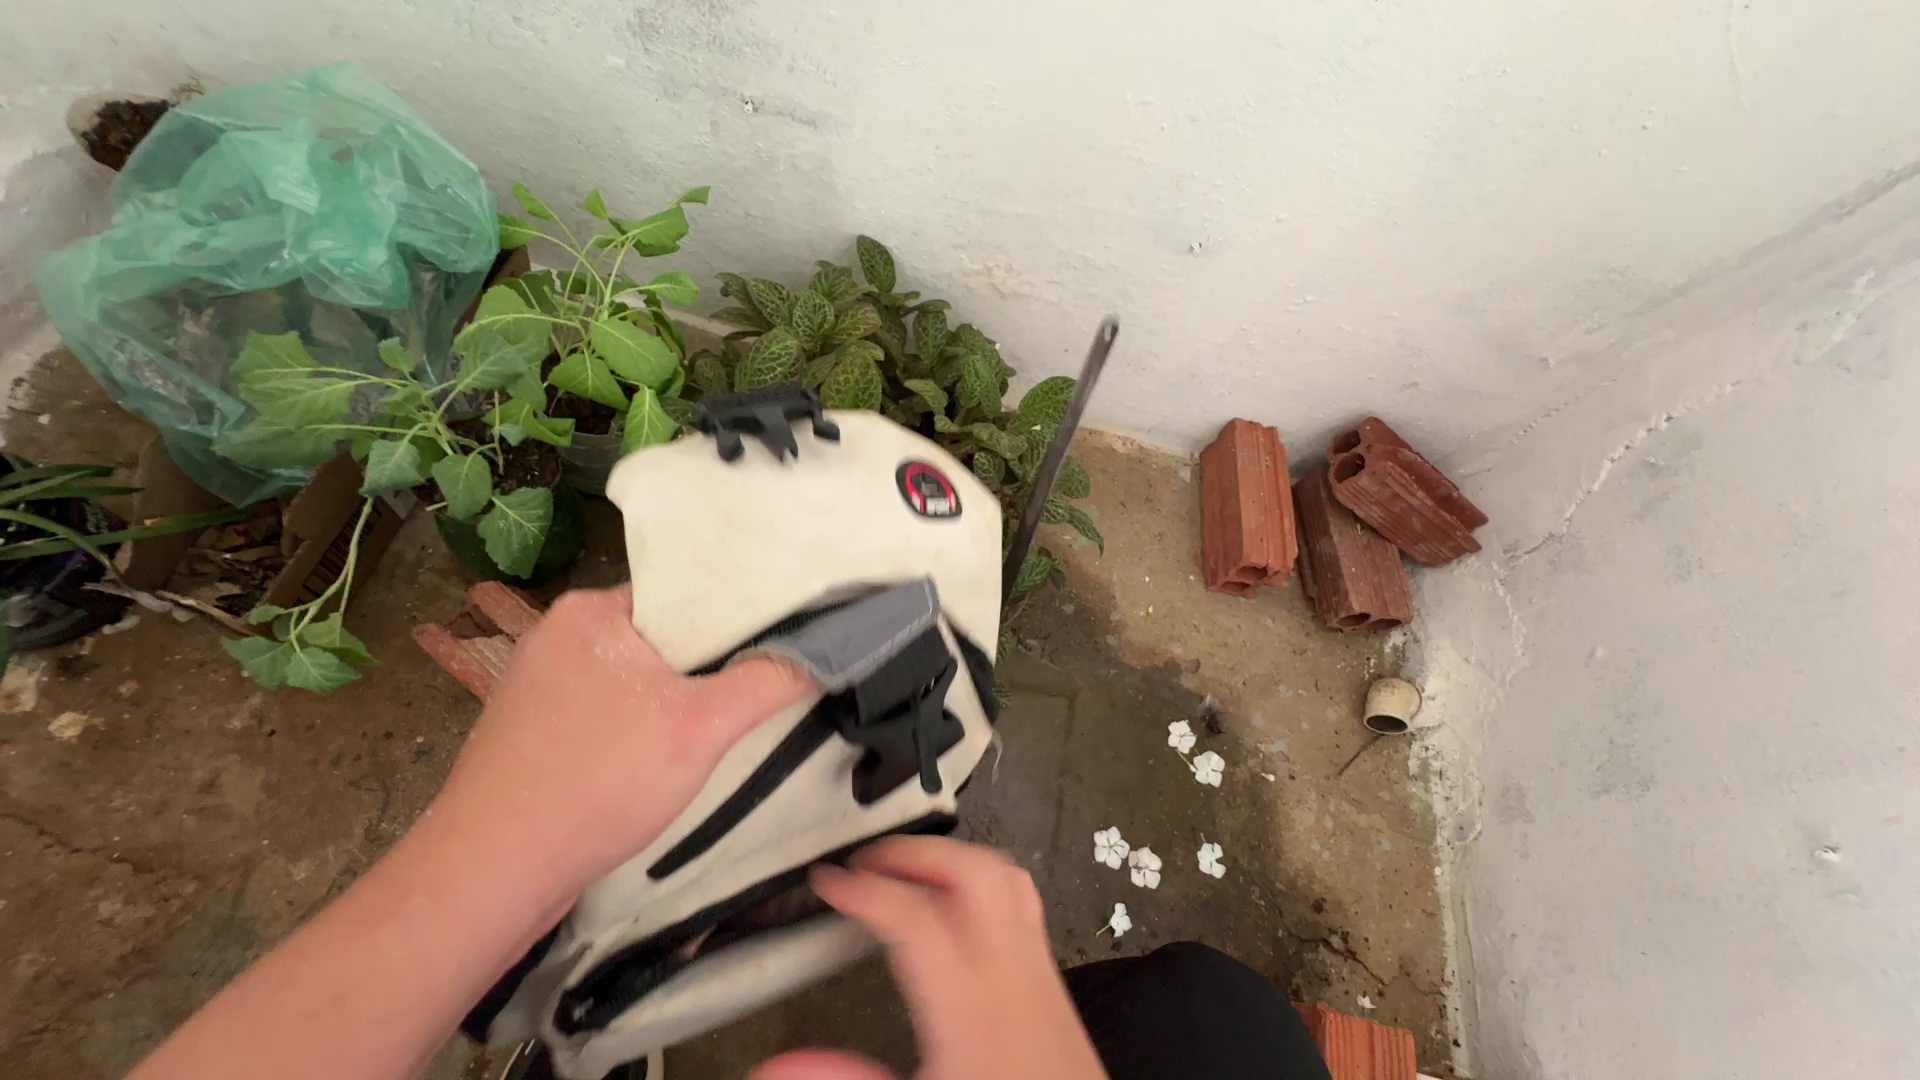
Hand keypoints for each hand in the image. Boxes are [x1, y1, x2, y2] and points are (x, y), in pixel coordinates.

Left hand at [430, 584, 815, 900]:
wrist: (491, 874)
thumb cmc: (600, 782)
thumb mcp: (702, 728)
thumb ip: (768, 682)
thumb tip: (824, 650)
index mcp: (591, 610)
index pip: (685, 593)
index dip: (736, 616)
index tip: (780, 639)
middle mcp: (559, 632)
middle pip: (663, 635)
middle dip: (707, 665)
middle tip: (756, 688)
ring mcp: (539, 682)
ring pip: (636, 675)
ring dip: (674, 699)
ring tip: (715, 724)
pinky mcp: (531, 727)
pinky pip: (605, 707)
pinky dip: (639, 724)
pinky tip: (659, 755)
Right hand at [751, 837, 1107, 1079]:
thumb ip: (849, 1077)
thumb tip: (780, 1063)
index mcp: (970, 1009)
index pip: (914, 916)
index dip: (865, 889)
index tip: (829, 879)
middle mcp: (1011, 975)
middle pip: (969, 873)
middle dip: (913, 853)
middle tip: (868, 862)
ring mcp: (1039, 969)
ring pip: (1003, 875)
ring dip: (951, 858)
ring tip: (907, 867)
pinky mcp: (1054, 978)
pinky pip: (1023, 898)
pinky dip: (985, 878)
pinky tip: (960, 897)